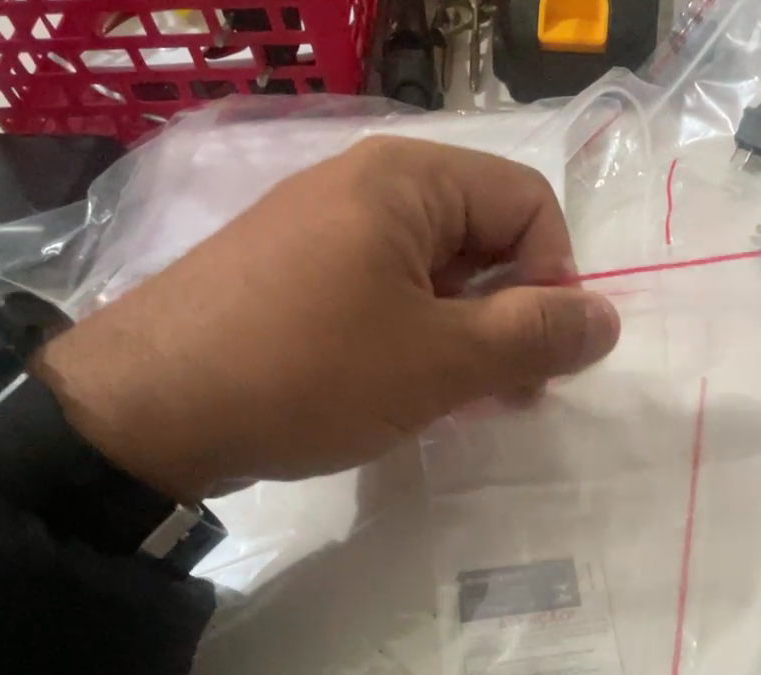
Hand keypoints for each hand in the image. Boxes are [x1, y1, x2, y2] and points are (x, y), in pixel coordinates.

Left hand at [33, 137, 620, 499]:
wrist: (151, 409)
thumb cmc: (311, 371)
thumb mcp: (441, 362)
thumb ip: (535, 337)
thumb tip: (609, 320)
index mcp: (408, 180)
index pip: (528, 203)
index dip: (555, 279)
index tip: (542, 358)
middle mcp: (367, 186)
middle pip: (482, 235)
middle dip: (512, 314)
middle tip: (509, 393)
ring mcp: (324, 230)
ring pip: (435, 272)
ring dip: (466, 335)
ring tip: (456, 401)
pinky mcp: (295, 276)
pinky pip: (384, 294)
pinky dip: (415, 339)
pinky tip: (403, 391)